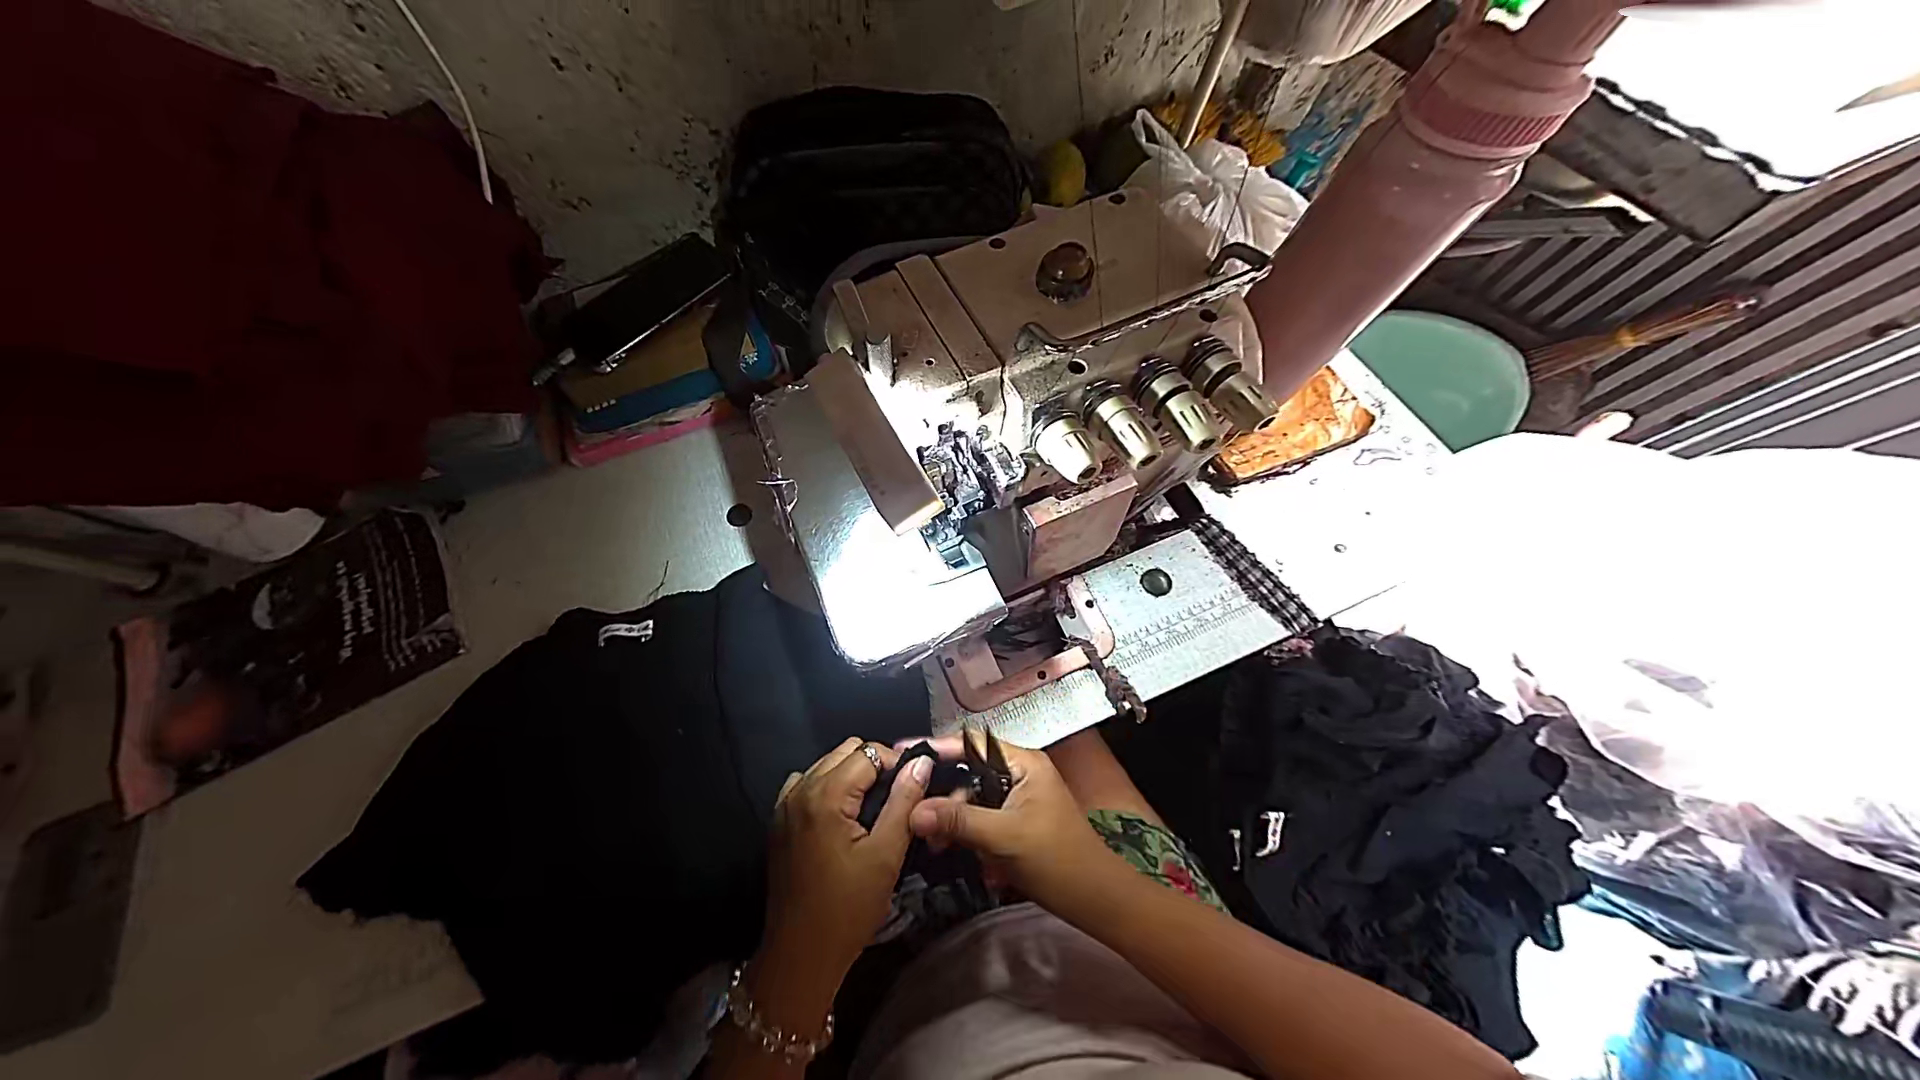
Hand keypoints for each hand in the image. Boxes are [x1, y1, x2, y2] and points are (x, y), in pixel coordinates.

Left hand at [763, 737, 931, 974]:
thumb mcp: (886, 855)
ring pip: (827, 764)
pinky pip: (808, 783)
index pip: (869, 752)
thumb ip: (904, 802)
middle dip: (876, 766)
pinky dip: (829, 788)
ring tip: (873, 808)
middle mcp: (800, 790)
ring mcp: (784, 805)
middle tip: (897, 798)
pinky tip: (843, 817)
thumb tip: (922, 763)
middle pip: (846, 751)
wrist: (800, 956)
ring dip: (852, 775)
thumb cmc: (847, 909)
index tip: (914, 788)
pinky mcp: (779, 821)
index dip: (897, 764)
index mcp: (825, 795)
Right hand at [907, 735, 1114, 909]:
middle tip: (917, 816)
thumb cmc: (1058, 860)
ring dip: (954, 820)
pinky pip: (982, 819)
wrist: (1096, 900)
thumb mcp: (1004, 837)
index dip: (937, 746)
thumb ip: (958, 821)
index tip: (905, 750)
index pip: (972, 743)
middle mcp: (1020, 773)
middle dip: (944, 796)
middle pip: (968, 772)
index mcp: (1023, 763)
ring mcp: (1019, 799)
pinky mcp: (1016, 822)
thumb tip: (914, 811)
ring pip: (973, 799)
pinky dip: (968, 834)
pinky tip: (958, 850)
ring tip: (936, 843)